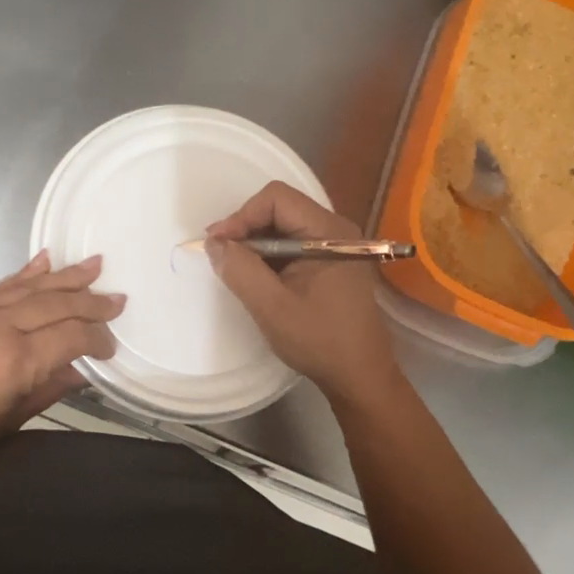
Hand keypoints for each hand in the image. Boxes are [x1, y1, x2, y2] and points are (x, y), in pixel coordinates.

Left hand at [0, 253, 122, 474]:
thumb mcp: (9, 421)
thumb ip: (48, 390)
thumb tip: (79, 372)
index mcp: (16, 362)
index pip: (71, 337)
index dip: (98, 339)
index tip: (111, 347)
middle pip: (54, 304)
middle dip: (90, 301)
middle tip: (118, 298)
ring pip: (28, 288)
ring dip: (63, 277)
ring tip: (94, 266)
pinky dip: (23, 275)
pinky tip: (43, 262)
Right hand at [205, 181, 397, 403]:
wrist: (359, 374)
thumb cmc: (319, 340)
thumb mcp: (272, 307)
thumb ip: (241, 270)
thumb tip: (215, 244)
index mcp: (329, 232)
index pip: (277, 199)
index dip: (241, 216)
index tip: (218, 245)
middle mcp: (336, 230)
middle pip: (280, 209)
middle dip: (246, 229)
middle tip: (221, 257)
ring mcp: (336, 246)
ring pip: (284, 227)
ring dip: (256, 244)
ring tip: (235, 270)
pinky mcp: (332, 263)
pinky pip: (293, 246)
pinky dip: (269, 257)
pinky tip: (257, 279)